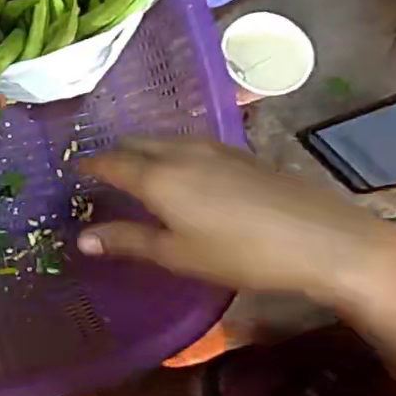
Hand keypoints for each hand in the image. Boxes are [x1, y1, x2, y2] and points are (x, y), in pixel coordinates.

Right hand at [75, 136, 395, 305]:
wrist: (321, 238)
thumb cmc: (240, 253)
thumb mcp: (177, 255)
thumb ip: (128, 241)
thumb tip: (81, 238)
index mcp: (158, 176)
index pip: (111, 162)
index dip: (89, 165)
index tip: (73, 171)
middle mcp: (181, 151)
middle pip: (136, 143)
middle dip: (114, 153)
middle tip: (101, 173)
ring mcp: (214, 147)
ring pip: (164, 139)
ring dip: (143, 150)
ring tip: (136, 170)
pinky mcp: (240, 152)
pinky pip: (190, 143)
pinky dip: (170, 152)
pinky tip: (181, 170)